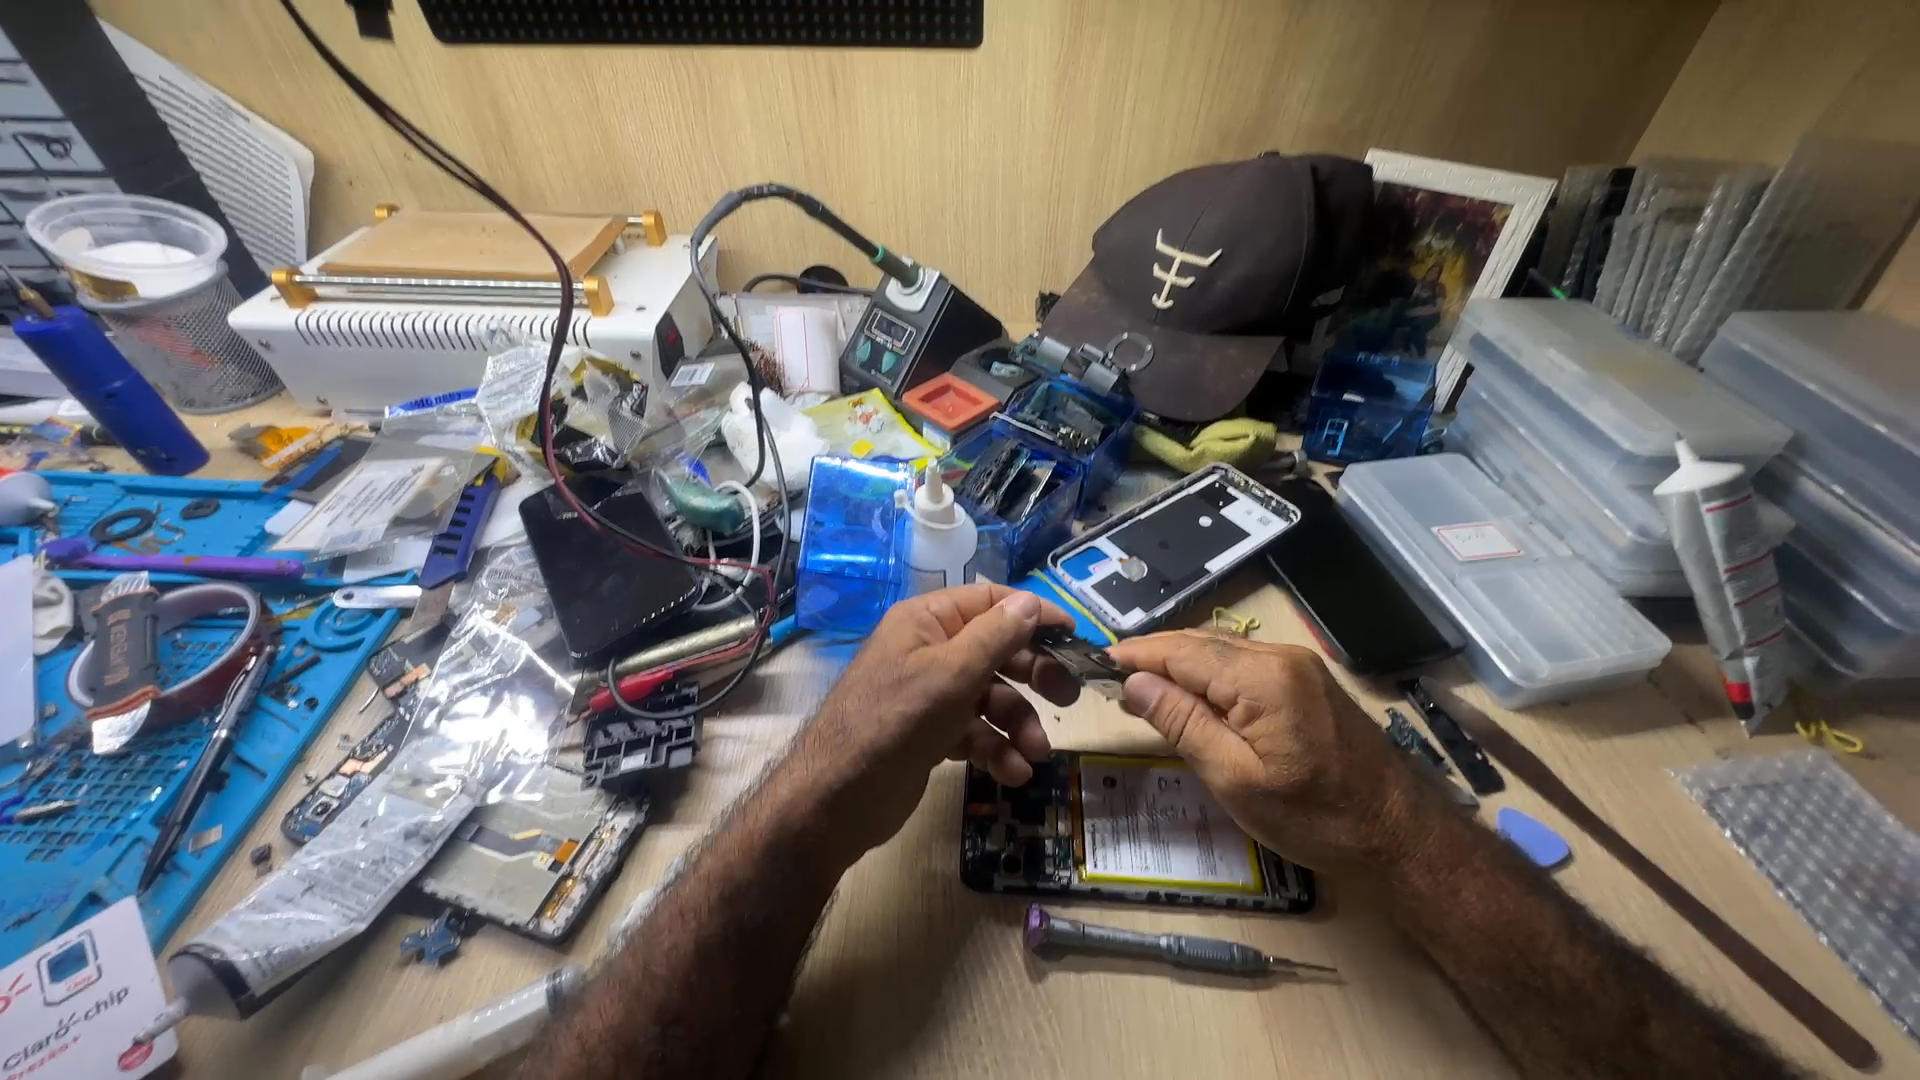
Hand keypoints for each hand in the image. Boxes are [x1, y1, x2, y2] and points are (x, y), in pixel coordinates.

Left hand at [793, 584, 1080, 853]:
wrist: (836, 798)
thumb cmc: (895, 722)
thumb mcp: (951, 675)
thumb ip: (995, 637)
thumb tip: (1031, 602)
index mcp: (927, 622)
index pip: (989, 601)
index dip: (1032, 615)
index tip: (1073, 634)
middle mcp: (928, 651)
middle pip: (996, 651)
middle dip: (1033, 676)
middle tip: (1069, 698)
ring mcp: (929, 695)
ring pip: (990, 698)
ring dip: (1017, 724)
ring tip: (1035, 753)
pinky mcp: (931, 734)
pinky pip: (974, 732)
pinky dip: (994, 749)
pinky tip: (1012, 773)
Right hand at [1105, 631, 1443, 876]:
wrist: (1401, 835)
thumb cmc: (1314, 818)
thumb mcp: (1235, 779)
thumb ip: (1183, 723)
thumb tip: (1135, 682)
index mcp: (1262, 678)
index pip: (1183, 651)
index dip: (1138, 654)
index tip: (1097, 661)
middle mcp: (1280, 657)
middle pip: (1201, 643)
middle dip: (1155, 656)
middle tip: (1112, 675)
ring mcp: (1298, 666)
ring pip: (1221, 651)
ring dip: (1180, 663)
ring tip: (1141, 683)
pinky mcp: (1307, 681)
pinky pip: (1243, 664)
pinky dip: (1208, 673)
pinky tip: (1190, 690)